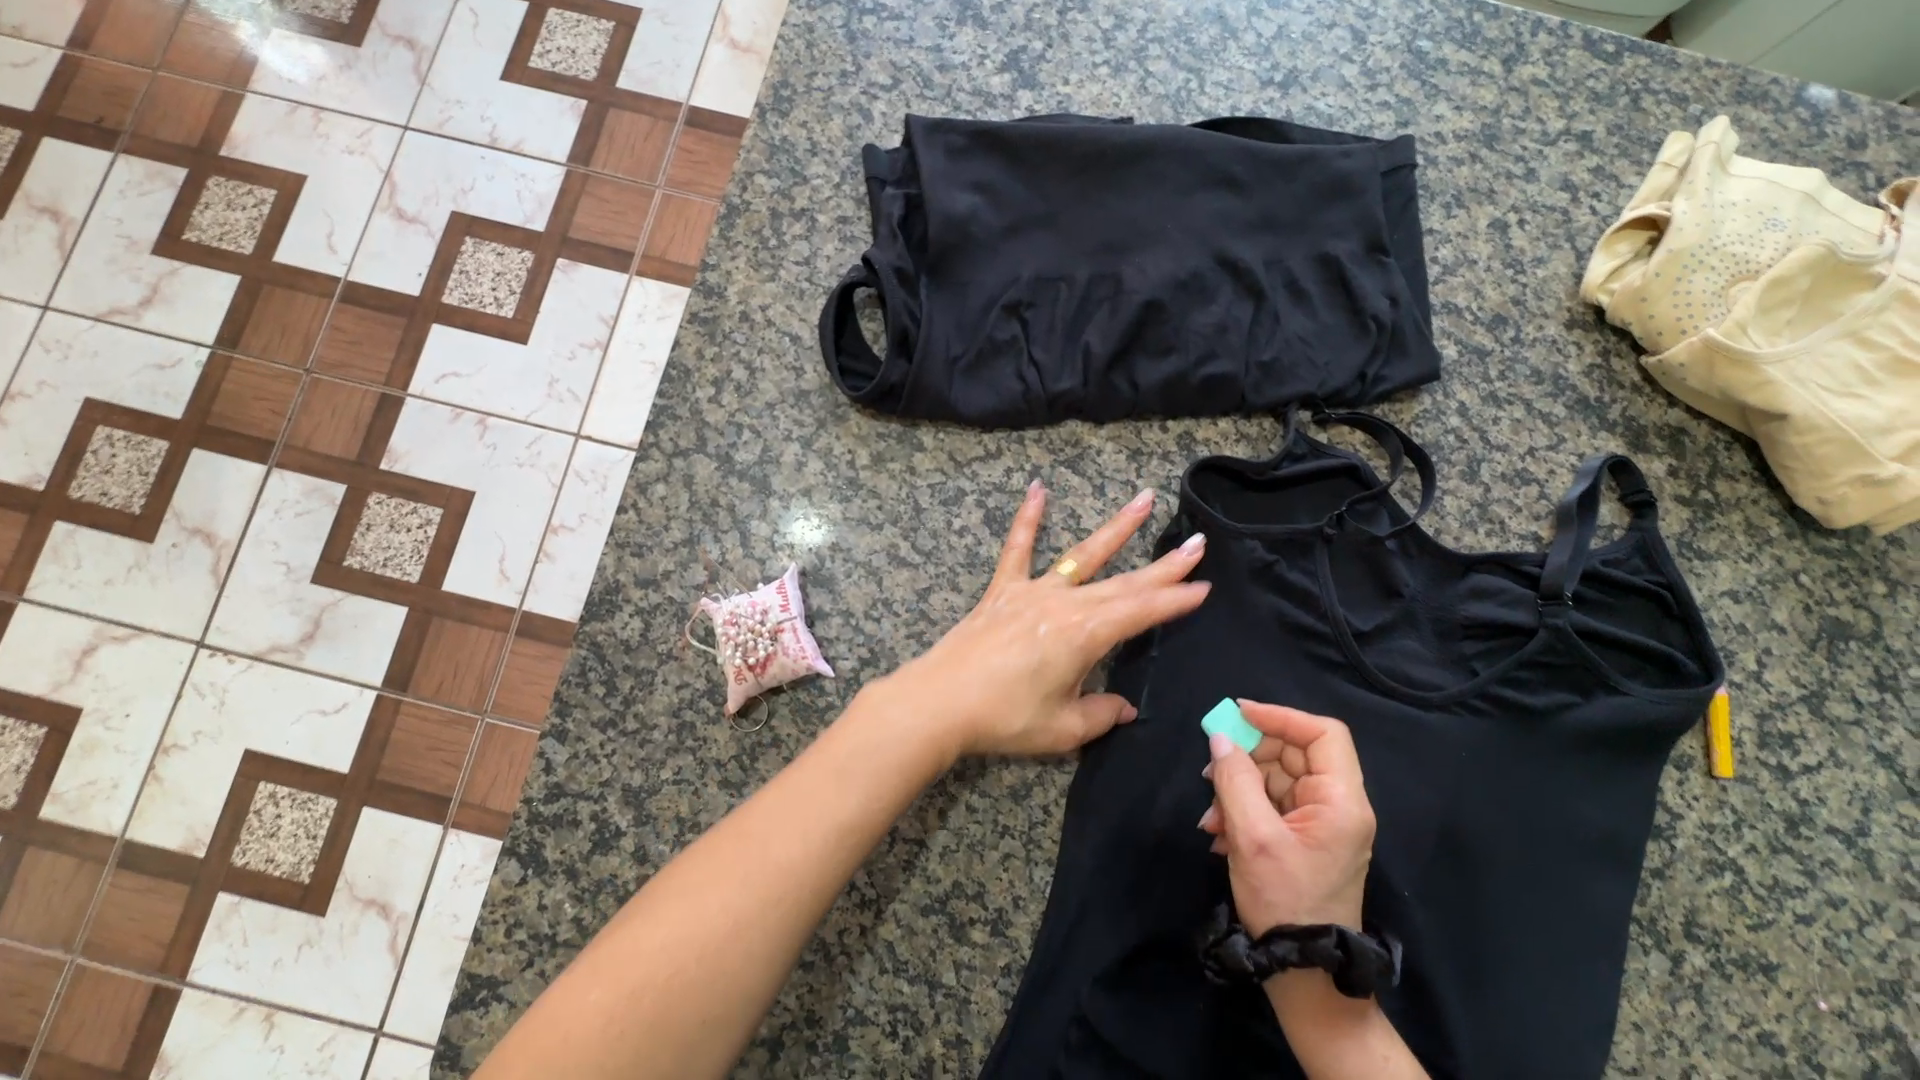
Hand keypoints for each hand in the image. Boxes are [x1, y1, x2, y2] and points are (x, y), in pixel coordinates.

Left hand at [881, 480, 1210, 758]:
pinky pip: (1017, 549)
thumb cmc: (1005, 718)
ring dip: (1116, 528)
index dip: (1175, 600)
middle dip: (1164, 566)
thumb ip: (1101, 714)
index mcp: (1086, 635)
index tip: (1204, 586)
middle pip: (1124, 582)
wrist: (940, 703)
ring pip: (1083, 556)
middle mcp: (1065, 604)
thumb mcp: (1064, 728)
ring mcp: (1032, 592)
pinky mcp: (1002, 591)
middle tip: (1197, 544)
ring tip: (1144, 500)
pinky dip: (1028, 518)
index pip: (1142, 611)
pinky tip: (1037, 489)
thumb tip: (1125, 708)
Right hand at [1198, 703, 1376, 933]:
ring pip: (1277, 781)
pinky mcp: (1306, 841)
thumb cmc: (1284, 900)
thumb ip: (1235, 781)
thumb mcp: (1252, 837)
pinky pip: (1273, 807)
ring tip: (1211, 818)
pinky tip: (1219, 834)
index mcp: (1341, 801)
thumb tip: (1220, 739)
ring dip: (1238, 790)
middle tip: (1210, 771)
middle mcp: (1339, 807)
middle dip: (1248, 759)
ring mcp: (1323, 825)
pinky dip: (1244, 811)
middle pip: (1294, 755)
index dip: (1280, 717)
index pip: (1322, 734)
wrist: (1303, 971)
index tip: (1238, 714)